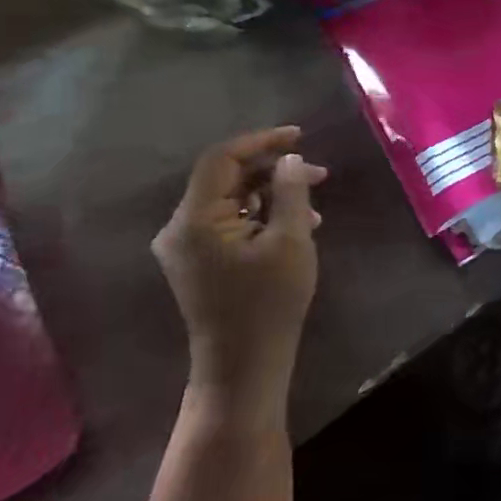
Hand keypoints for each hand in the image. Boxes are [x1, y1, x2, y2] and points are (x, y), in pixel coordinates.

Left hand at [152, 126, 328, 410]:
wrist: (243, 364)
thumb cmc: (269, 301)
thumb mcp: (290, 239)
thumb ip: (290, 191)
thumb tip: (290, 158)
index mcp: (195, 220)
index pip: (222, 159)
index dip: (262, 141)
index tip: (300, 137)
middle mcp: (180, 228)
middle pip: (226, 178)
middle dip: (274, 170)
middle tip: (319, 174)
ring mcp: (187, 247)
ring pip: (231, 199)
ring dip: (272, 193)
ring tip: (313, 204)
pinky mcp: (199, 261)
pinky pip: (230, 221)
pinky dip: (262, 214)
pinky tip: (295, 225)